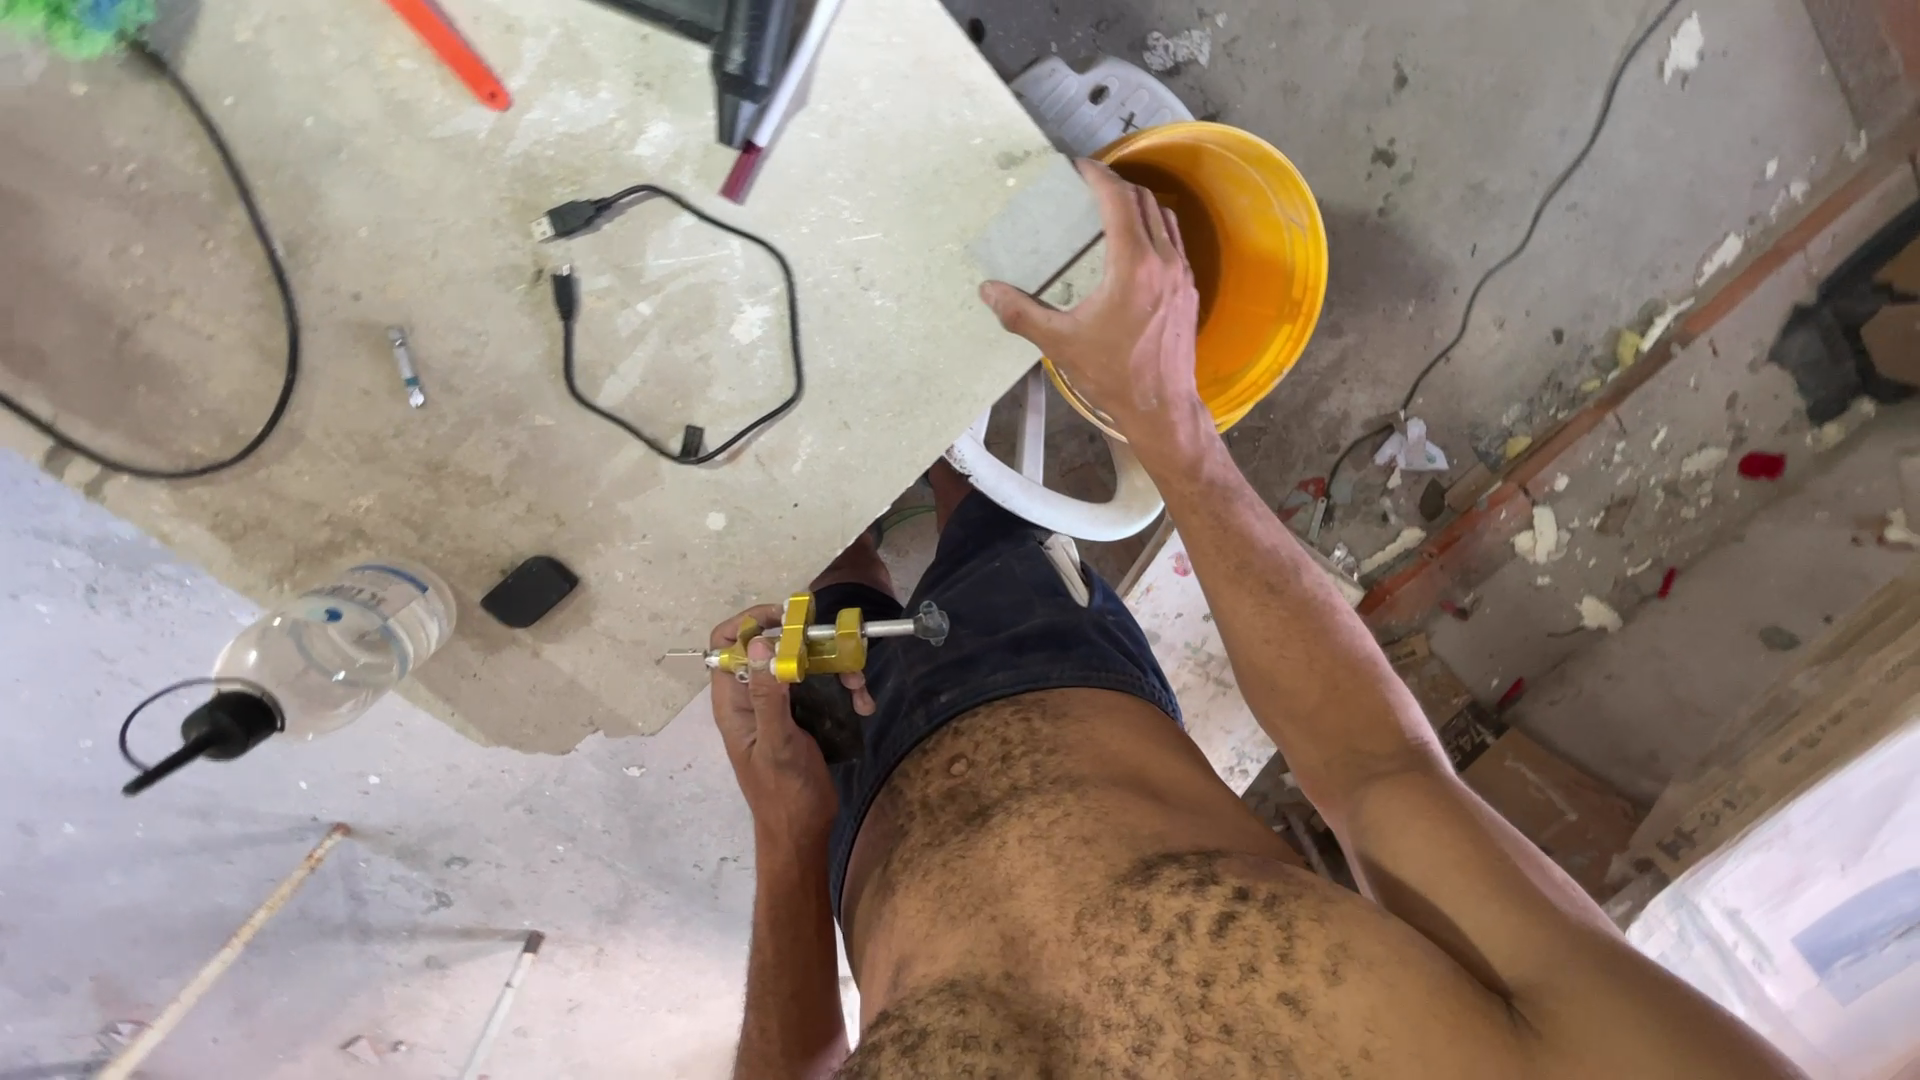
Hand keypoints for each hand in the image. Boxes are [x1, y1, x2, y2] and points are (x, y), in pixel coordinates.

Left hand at [709, 607, 840, 850]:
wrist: (805, 830)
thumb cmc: (783, 793)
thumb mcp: (777, 743)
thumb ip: (767, 695)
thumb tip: (761, 644)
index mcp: (734, 701)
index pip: (728, 644)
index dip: (750, 622)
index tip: (785, 619)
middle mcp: (754, 696)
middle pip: (774, 647)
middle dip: (809, 646)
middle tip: (838, 649)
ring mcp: (782, 703)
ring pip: (804, 663)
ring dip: (835, 667)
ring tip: (858, 686)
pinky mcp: (806, 713)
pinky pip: (824, 685)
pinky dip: (845, 688)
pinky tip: (863, 703)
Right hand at [979, 158, 1210, 449]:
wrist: (1161, 408)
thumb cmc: (1113, 376)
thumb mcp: (1060, 344)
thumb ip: (1021, 314)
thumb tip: (988, 292)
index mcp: (1133, 265)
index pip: (1118, 199)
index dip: (1097, 175)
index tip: (1077, 167)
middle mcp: (1163, 261)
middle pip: (1144, 200)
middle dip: (1116, 184)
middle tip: (1089, 186)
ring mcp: (1181, 275)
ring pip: (1165, 218)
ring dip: (1138, 204)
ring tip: (1111, 209)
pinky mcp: (1188, 291)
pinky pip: (1174, 242)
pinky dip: (1154, 229)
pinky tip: (1135, 246)